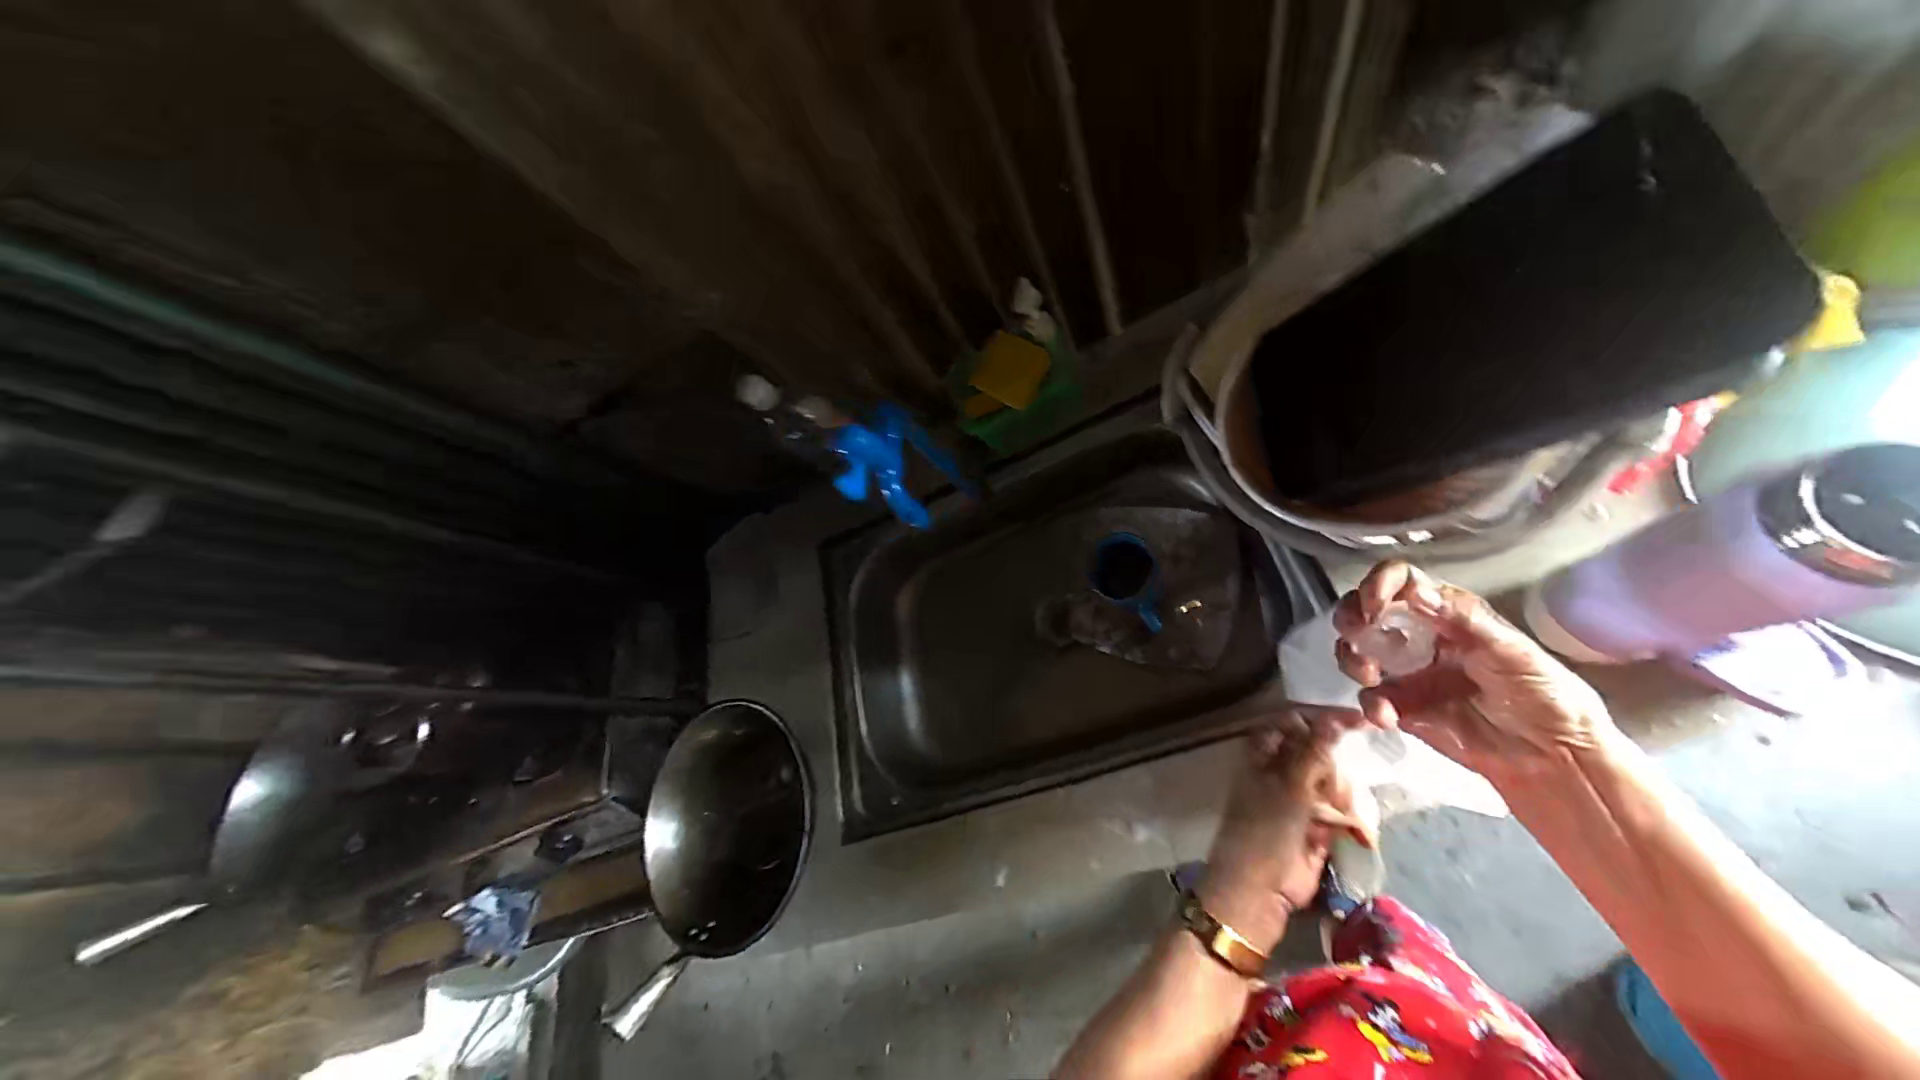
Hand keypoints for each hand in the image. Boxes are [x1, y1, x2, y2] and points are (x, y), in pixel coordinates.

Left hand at [1197, 709, 1370, 952]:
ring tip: (1337, 815)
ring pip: (1337, 780)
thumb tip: (1333, 717)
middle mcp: (1283, 769)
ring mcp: (1303, 796)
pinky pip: (1345, 809)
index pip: (1296, 721)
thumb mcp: (1289, 785)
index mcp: (1263, 752)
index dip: (1325, 720)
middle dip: (1337, 766)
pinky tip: (1354, 831)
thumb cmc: (1264, 830)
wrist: (1261, 889)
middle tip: (1335, 787)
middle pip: (1323, 751)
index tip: (1360, 720)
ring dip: (1344, 795)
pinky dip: (1352, 819)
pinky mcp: (1321, 823)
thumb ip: (1314, 752)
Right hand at [1333, 560, 1616, 787]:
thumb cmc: (1544, 692)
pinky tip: (1386, 716)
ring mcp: (1406, 671)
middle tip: (1357, 633)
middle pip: (1364, 610)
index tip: (1374, 606)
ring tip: (1370, 675)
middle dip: (1351, 618)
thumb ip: (1461, 618)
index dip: (1379, 584)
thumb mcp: (1509, 648)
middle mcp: (1418, 636)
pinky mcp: (1401, 707)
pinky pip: (1368, 699)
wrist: (1554, 756)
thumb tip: (1414, 591)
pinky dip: (1370, 706)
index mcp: (1445, 612)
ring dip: (1352, 658)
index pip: (1401, 581)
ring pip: (1355, 650)